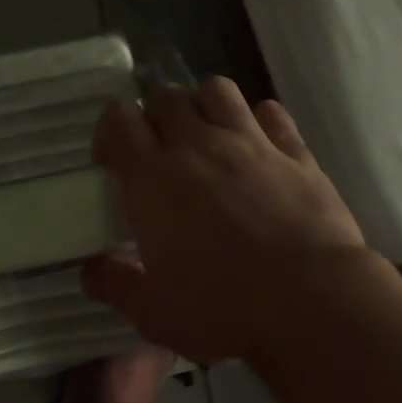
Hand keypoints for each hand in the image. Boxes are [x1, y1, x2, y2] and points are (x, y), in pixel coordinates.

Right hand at [85, 78, 374, 360]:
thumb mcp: (152, 312)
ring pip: (218, 90)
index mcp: (153, 179)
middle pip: (166, 97)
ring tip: (204, 137)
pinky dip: (259, 120)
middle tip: (158, 153)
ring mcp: (252, 143)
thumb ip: (115, 285)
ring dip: (202, 105)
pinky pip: (272, 114)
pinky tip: (258, 145)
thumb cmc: (221, 308)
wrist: (310, 300)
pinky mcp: (297, 153)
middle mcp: (198, 146)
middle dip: (154, 115)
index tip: (113, 163)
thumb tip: (91, 269)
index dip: (110, 132)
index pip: (119, 120)